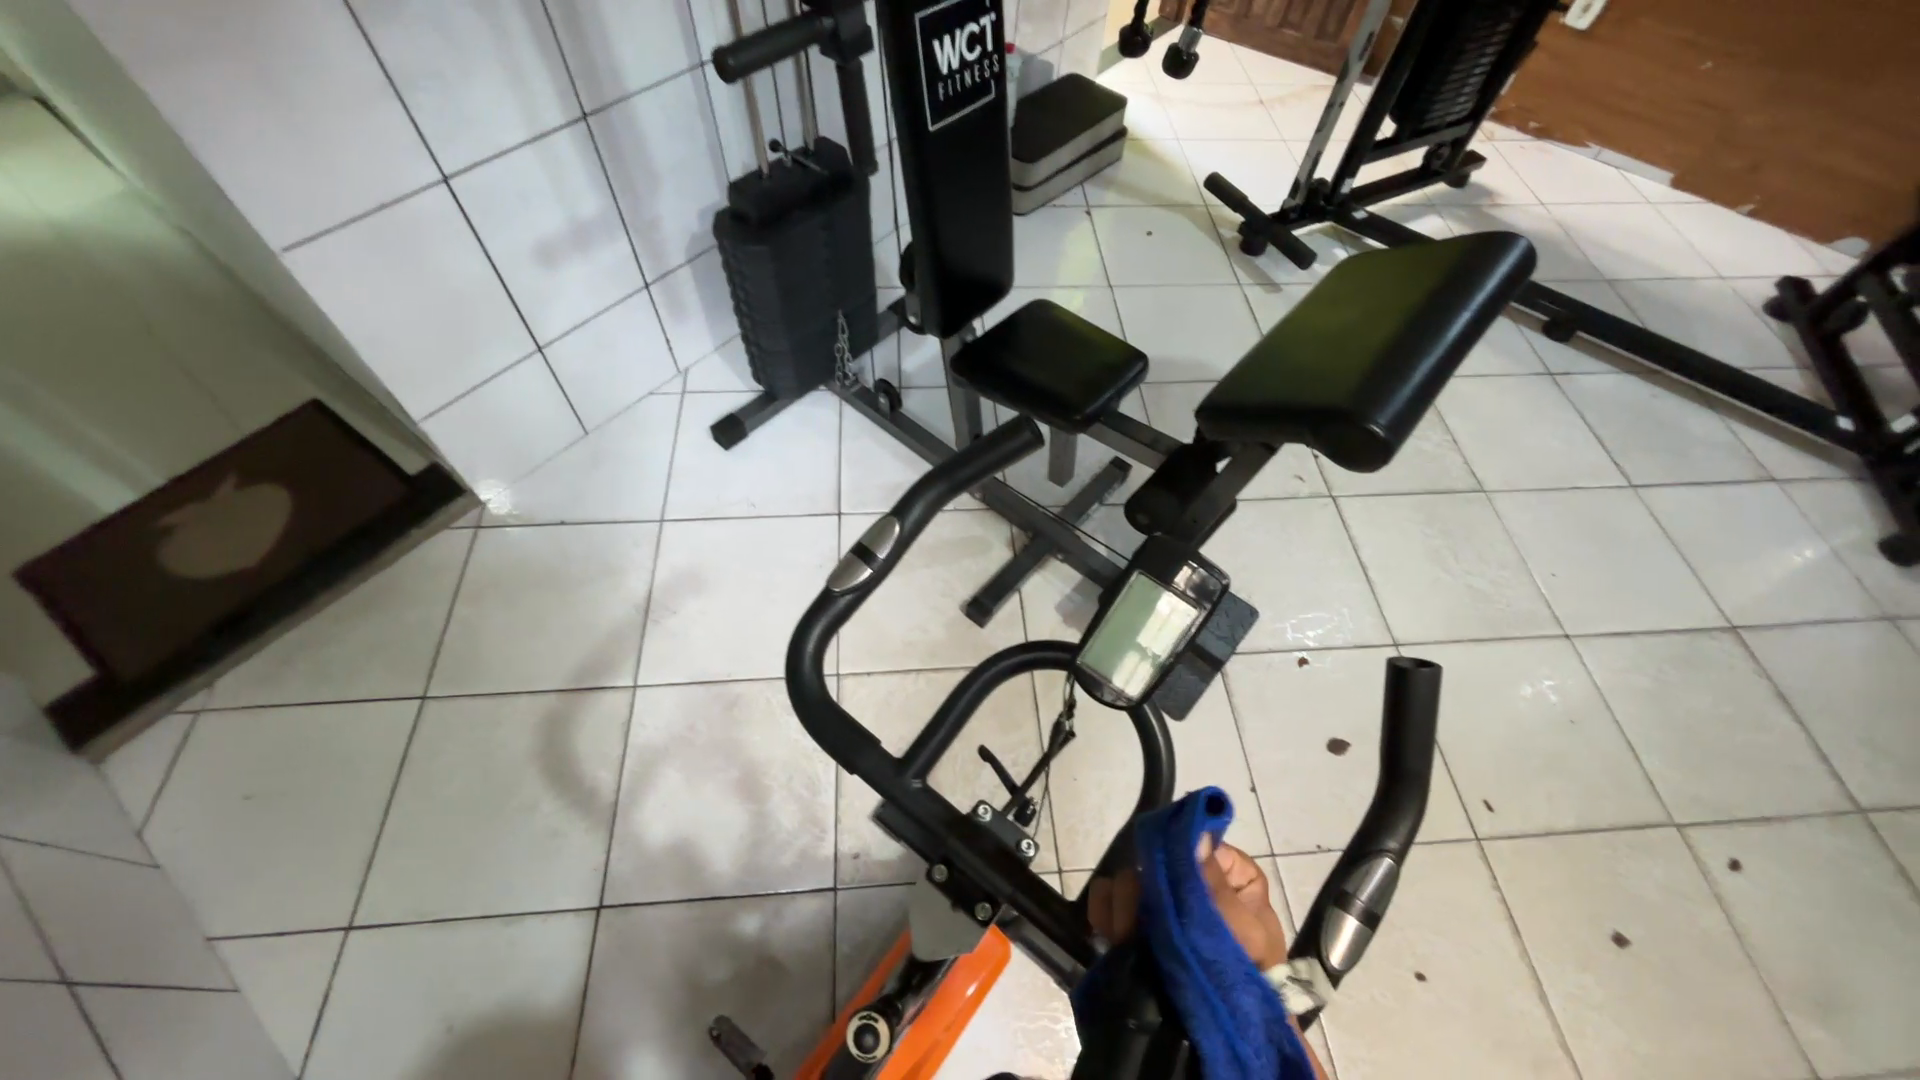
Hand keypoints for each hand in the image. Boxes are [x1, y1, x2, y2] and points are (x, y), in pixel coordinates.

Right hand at [1086, 836, 1288, 970]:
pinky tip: (1111, 939)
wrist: (1232, 1027)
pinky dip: (1104, 914)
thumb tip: (1195, 831)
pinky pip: (1106, 900)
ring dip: (1121, 909)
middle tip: (1136, 926)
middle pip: (1151, 859)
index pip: (1191, 840)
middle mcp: (1189, 877)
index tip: (1159, 881)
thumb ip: (1214, 885)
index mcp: (1227, 871)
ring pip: (1126, 879)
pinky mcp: (1137, 922)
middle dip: (1141, 892)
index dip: (1171, 856)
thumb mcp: (1244, 932)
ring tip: (1126, 940)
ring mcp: (1161, 900)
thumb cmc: (1249, 974)